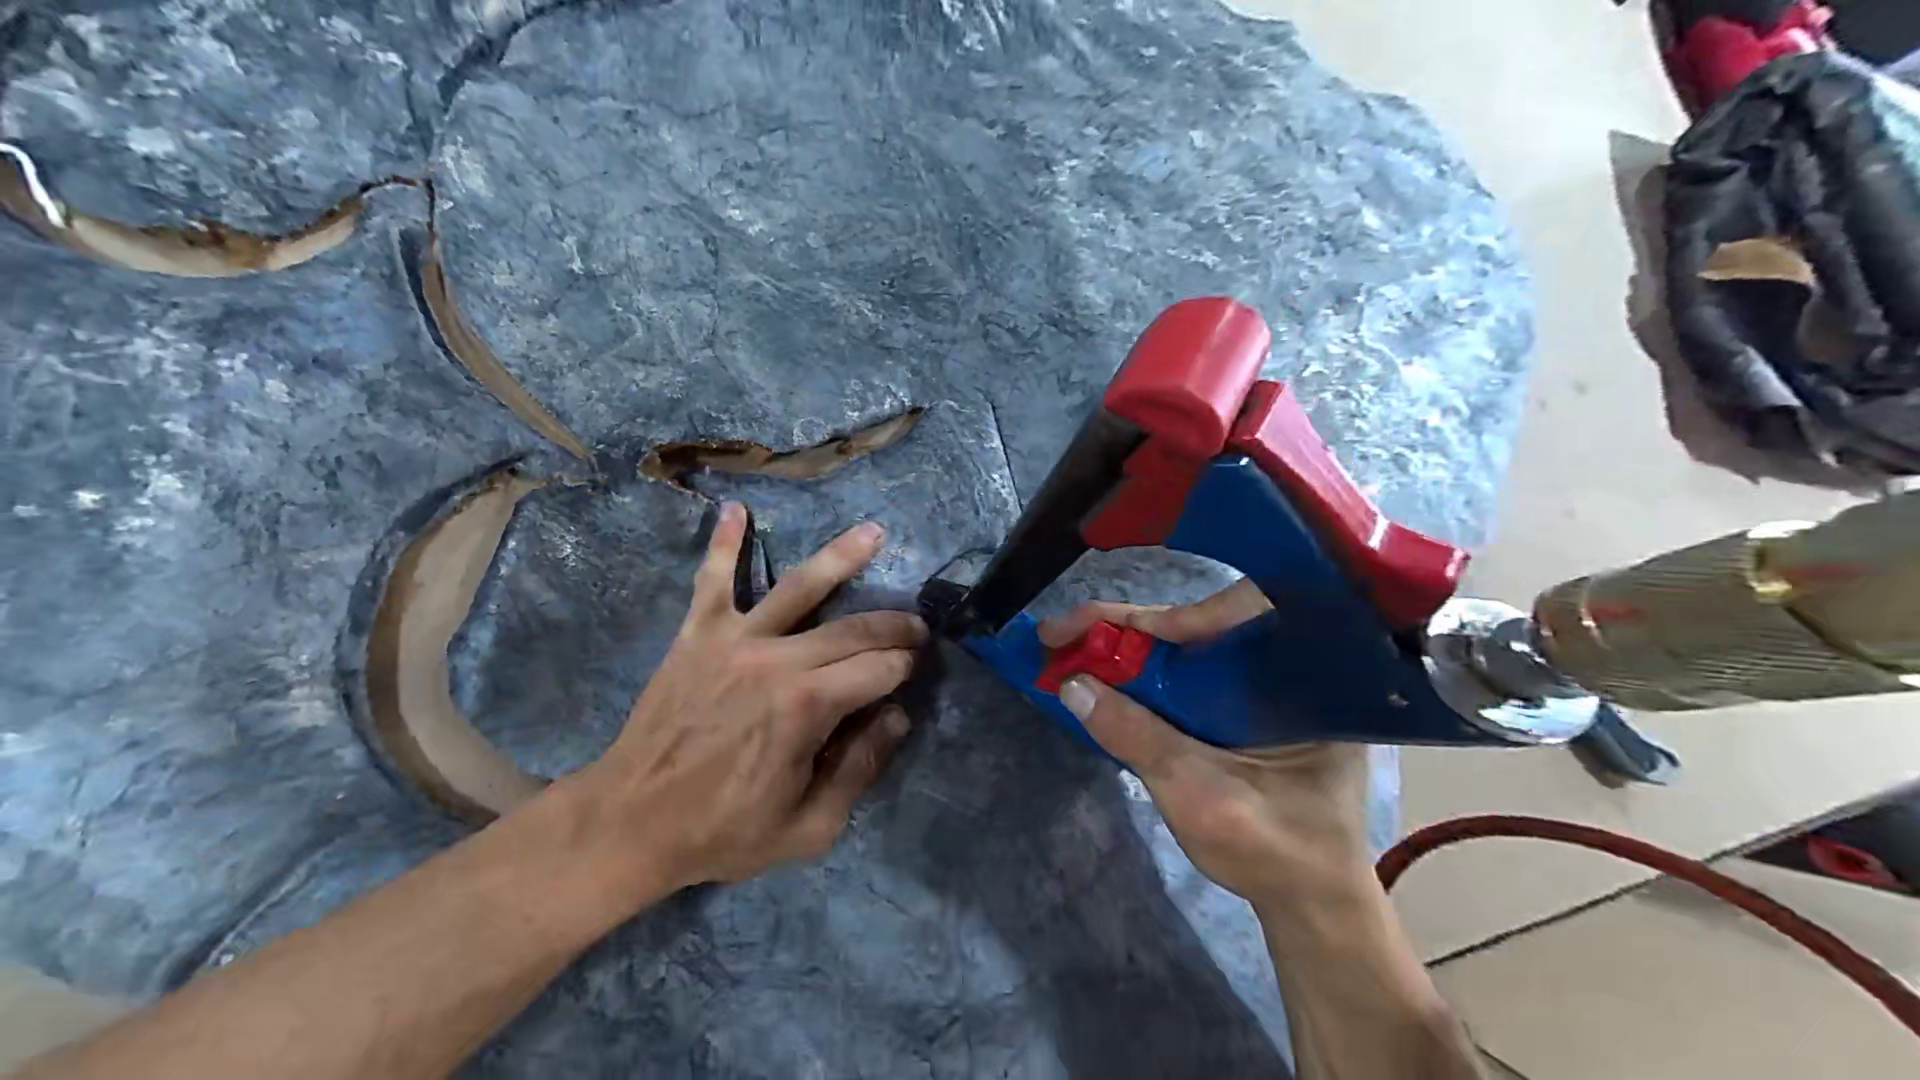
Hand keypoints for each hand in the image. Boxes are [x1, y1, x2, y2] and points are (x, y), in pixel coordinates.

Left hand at [569, 503, 924, 898]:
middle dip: (894, 625)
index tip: (914, 673)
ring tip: (873, 533)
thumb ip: (862, 768)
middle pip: (854, 628)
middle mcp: (776, 660)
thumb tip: (898, 716)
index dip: (905, 668)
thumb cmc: (724, 830)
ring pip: (799, 587)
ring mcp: (734, 640)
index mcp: (807, 707)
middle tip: (916, 626)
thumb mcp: (810, 827)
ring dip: (840, 557)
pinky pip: (712, 582)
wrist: (632, 822)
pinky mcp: (697, 635)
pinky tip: (735, 510)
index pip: (880, 669)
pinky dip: (723, 545)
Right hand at [1038, 581, 1374, 912]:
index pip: (1218, 620)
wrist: (1311, 905)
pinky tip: (1107, 679)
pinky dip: (1143, 678)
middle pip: (1194, 628)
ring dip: (1127, 650)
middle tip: (1061, 635)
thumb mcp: (1199, 796)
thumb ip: (1138, 737)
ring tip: (1072, 650)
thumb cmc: (1270, 854)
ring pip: (1186, 651)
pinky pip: (1187, 678)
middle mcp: (1283, 672)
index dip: (1148, 619)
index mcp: (1297, 678)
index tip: (1086, 626)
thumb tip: (1071, 684)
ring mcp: (1262, 691)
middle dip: (1124, 629)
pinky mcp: (1243, 711)